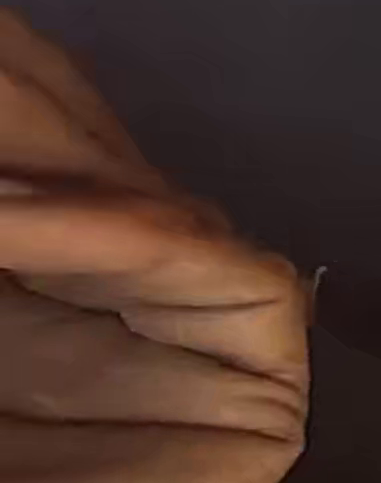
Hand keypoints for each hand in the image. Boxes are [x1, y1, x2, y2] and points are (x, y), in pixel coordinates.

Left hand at [0, 11, 308, 482]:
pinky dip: (157, 239)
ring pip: (183, 212)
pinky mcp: (253, 394)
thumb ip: (13, 236)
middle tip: (0, 89)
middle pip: (104, 159)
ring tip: (1, 191)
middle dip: (34, 113)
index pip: (40, 134)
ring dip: (76, 164)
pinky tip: (39, 223)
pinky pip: (250, 288)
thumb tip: (46, 179)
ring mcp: (178, 348)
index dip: (17, 87)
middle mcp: (74, 299)